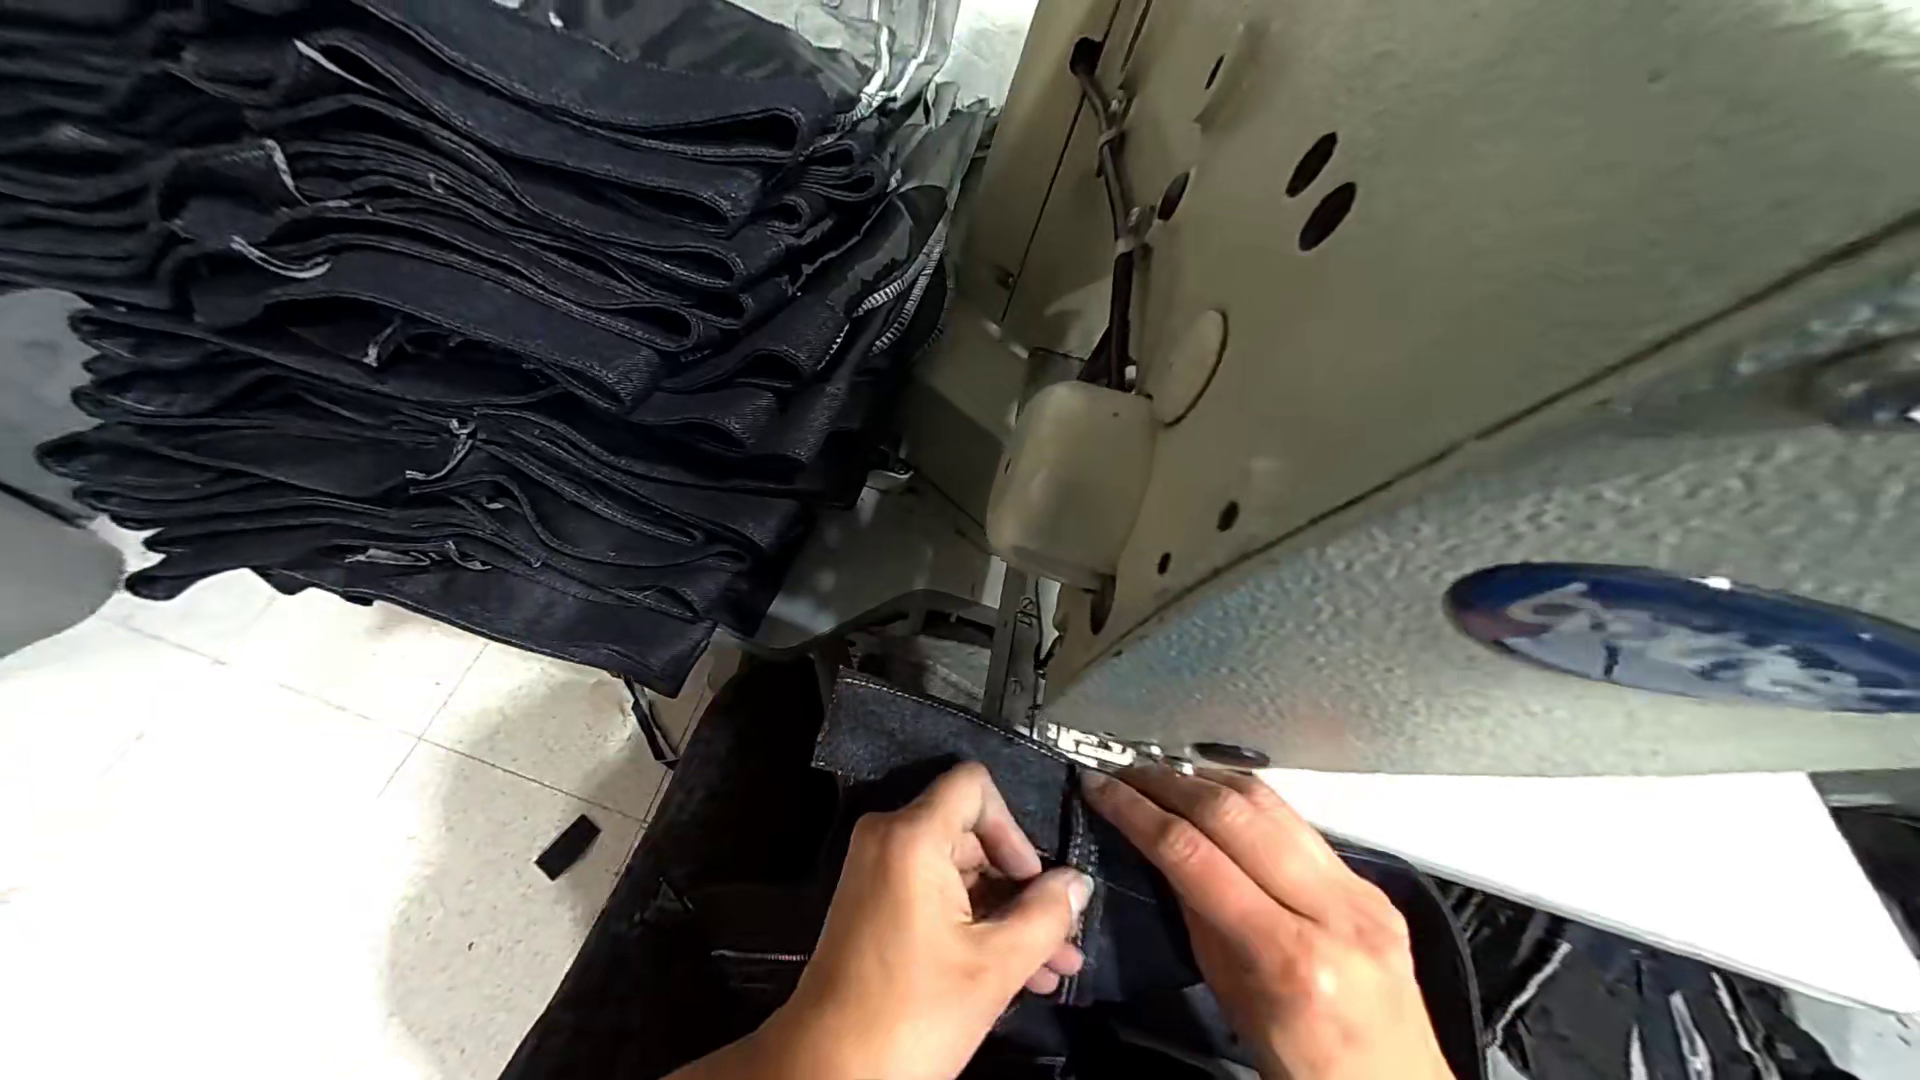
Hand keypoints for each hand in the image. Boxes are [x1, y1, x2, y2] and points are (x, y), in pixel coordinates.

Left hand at [739, 762, 1092, 1079]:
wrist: (825, 1075)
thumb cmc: (912, 1016)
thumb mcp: (993, 966)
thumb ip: (1046, 915)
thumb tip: (1079, 883)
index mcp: (912, 835)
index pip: (974, 786)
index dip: (1012, 826)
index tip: (1032, 880)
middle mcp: (889, 836)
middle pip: (971, 832)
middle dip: (1020, 885)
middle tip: (1061, 934)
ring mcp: (878, 867)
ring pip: (958, 868)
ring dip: (1005, 912)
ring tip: (1052, 964)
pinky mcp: (875, 898)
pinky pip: (934, 888)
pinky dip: (972, 918)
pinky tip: (1017, 967)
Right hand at [1082, 767, 1454, 1079]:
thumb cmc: (1299, 1066)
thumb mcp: (1227, 993)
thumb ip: (1195, 910)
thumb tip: (1156, 842)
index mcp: (1288, 956)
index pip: (1192, 854)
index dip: (1135, 811)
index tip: (1099, 786)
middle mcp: (1332, 910)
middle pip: (1231, 813)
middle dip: (1165, 782)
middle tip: (1123, 771)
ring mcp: (1359, 890)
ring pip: (1266, 802)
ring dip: (1202, 777)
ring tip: (1159, 773)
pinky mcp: (1369, 882)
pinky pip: (1293, 820)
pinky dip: (1241, 797)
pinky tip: (1212, 793)